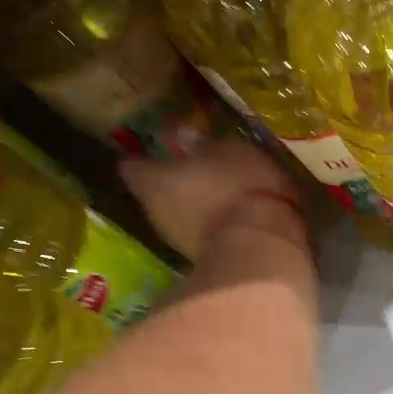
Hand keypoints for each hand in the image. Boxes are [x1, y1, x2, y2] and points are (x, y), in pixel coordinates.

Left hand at [120, 141, 314, 303]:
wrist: (261, 247)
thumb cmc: (238, 188)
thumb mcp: (230, 151)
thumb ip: (203, 143)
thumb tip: (182, 134)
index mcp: (152, 179)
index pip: (131, 165)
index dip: (145, 158)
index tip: (161, 153)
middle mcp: (153, 211)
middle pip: (153, 193)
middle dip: (172, 184)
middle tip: (195, 173)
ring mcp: (175, 240)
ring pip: (177, 215)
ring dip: (194, 206)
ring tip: (218, 196)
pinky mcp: (200, 259)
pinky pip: (200, 233)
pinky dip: (211, 225)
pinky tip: (232, 217)